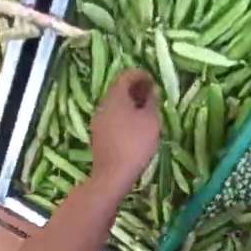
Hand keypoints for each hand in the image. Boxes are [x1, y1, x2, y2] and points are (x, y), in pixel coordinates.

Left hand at [88, 69, 160, 196]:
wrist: (112, 175)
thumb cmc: (134, 144)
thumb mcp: (151, 120)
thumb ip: (152, 102)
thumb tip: (151, 91)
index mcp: (115, 96)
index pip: (126, 75)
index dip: (141, 75)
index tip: (153, 81)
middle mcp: (102, 105)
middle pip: (118, 90)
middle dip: (135, 89)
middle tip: (151, 96)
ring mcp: (97, 121)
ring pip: (114, 105)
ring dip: (129, 104)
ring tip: (145, 112)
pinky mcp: (97, 136)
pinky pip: (111, 118)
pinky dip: (123, 116)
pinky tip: (134, 127)